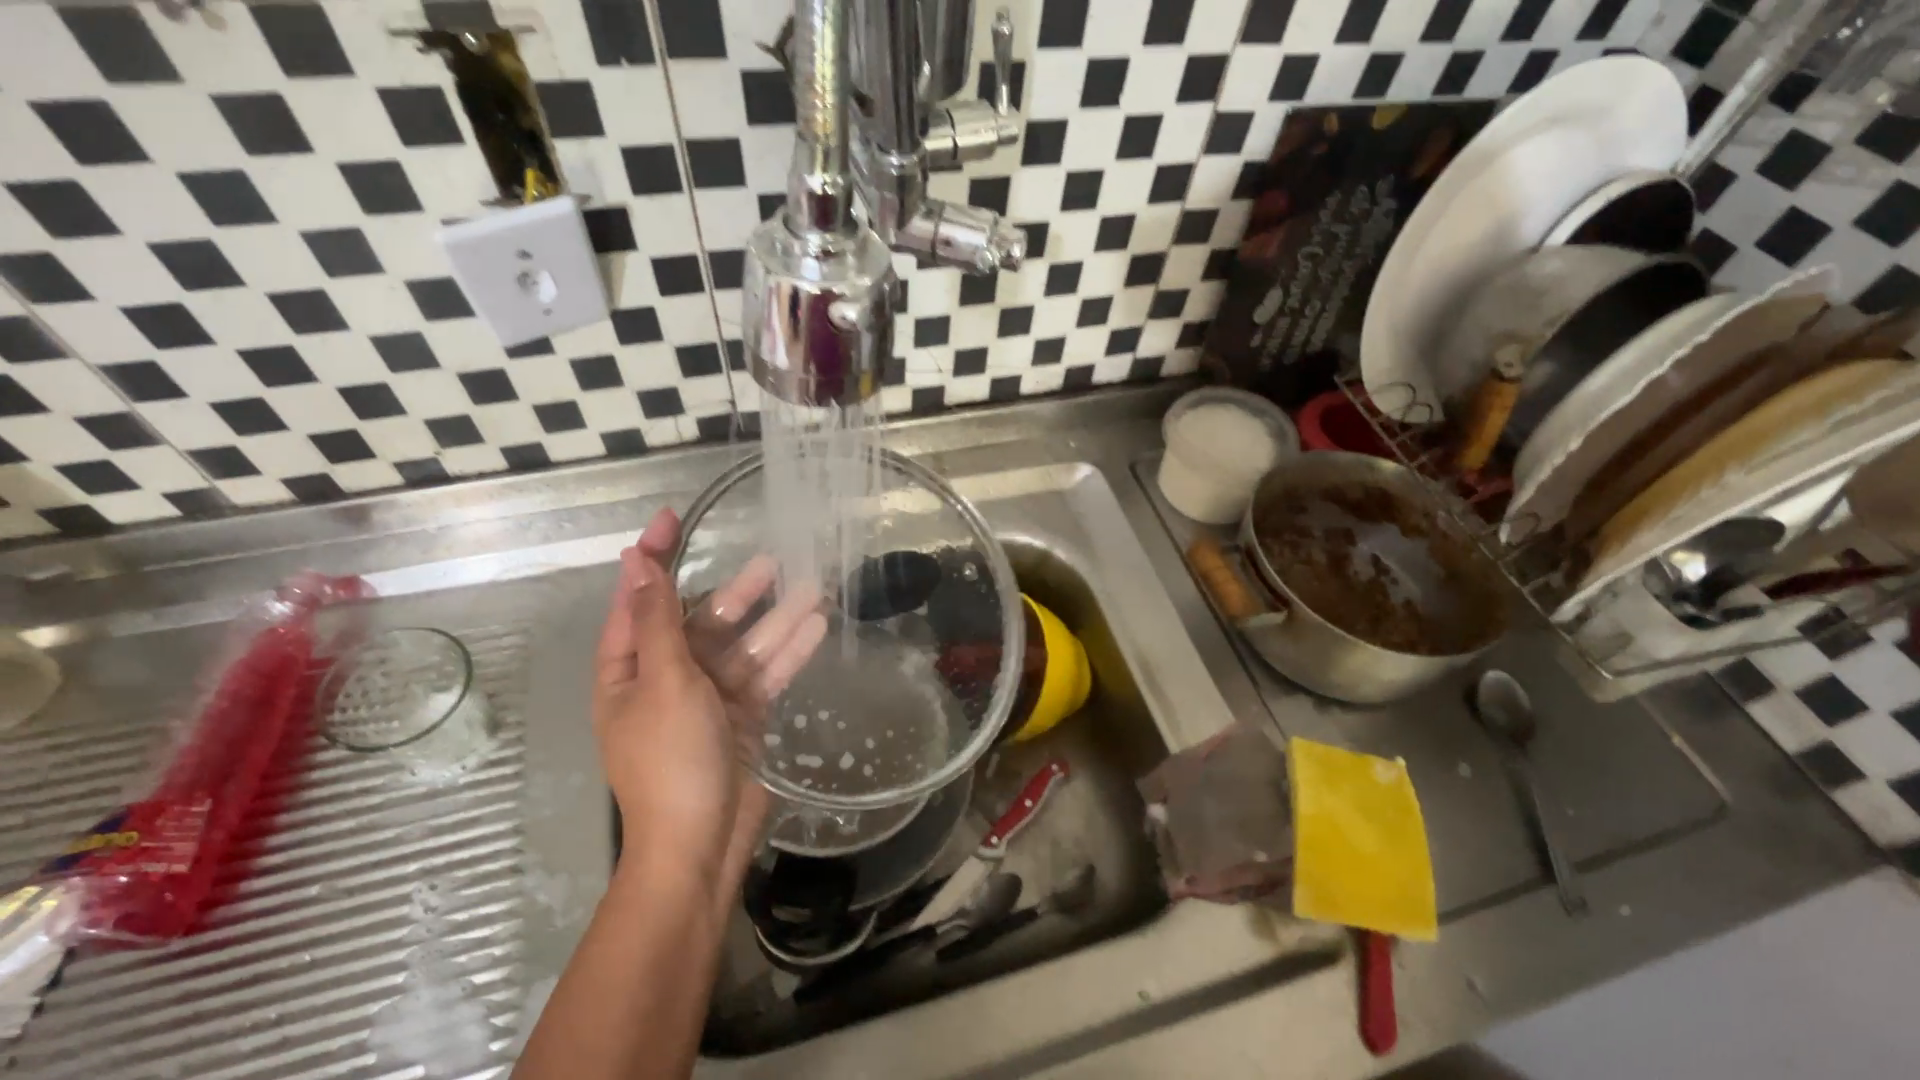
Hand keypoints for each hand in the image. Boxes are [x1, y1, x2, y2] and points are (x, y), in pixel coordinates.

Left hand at [595, 508, 828, 898]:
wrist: (700, 844)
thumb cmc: (670, 761)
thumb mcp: (662, 683)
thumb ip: (658, 620)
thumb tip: (636, 562)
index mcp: (629, 668)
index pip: (640, 600)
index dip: (654, 557)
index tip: (671, 518)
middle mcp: (666, 677)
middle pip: (701, 620)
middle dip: (736, 592)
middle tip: (773, 561)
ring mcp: (707, 698)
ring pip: (743, 646)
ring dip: (774, 619)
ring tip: (813, 585)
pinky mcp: (742, 717)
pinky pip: (765, 674)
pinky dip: (788, 653)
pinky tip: (818, 626)